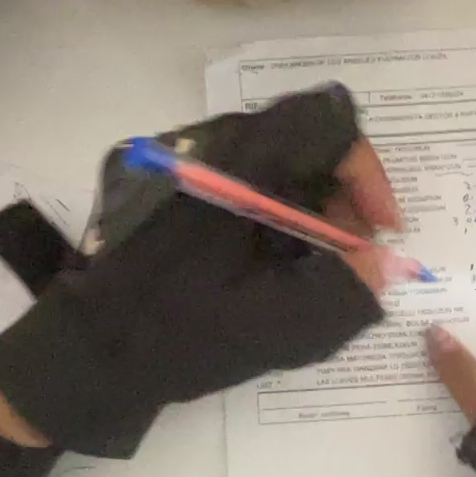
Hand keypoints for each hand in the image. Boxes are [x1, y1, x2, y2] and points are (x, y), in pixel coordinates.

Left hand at [0, 85, 400, 450]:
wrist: (89, 352)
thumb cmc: (185, 335)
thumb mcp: (282, 324)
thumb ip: (349, 290)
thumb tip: (385, 262)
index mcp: (241, 164)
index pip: (330, 124)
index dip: (367, 174)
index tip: (377, 230)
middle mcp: (209, 143)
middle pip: (303, 143)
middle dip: (340, 199)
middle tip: (346, 256)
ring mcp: (179, 159)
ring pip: (271, 161)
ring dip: (305, 207)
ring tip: (307, 265)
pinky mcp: (162, 181)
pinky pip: (237, 177)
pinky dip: (268, 211)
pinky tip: (262, 261)